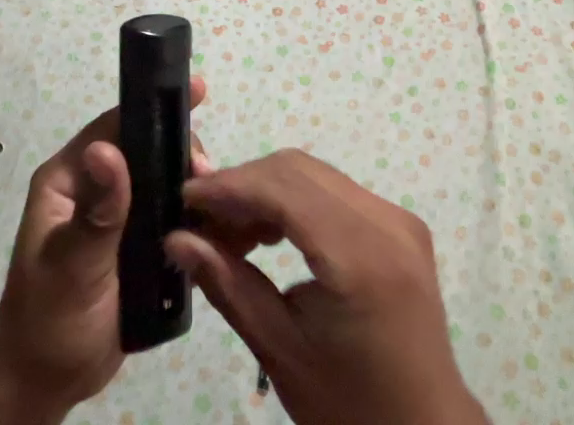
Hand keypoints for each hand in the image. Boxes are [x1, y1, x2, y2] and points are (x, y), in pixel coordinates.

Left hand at [0, 78, 209, 424]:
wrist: (45, 379)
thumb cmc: (47, 317)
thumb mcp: (71, 264)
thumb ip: (96, 212)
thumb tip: (108, 150)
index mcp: (67, 181)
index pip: (111, 128)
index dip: (151, 107)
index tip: (197, 93)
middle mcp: (92, 191)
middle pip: (143, 152)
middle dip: (179, 153)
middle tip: (213, 176)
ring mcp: (115, 220)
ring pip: (160, 185)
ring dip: (191, 186)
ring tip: (224, 202)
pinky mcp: (135, 249)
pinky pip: (168, 219)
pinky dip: (193, 218)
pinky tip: (222, 226)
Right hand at [164, 149, 487, 424]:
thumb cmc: (349, 402)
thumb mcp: (279, 350)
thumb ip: (227, 285)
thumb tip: (175, 239)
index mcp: (361, 257)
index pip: (282, 189)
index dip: (228, 186)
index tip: (182, 200)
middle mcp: (386, 223)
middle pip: (296, 170)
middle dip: (240, 186)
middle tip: (199, 222)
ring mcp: (397, 219)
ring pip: (311, 175)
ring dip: (262, 192)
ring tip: (226, 235)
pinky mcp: (397, 226)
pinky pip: (331, 191)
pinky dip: (290, 201)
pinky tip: (264, 235)